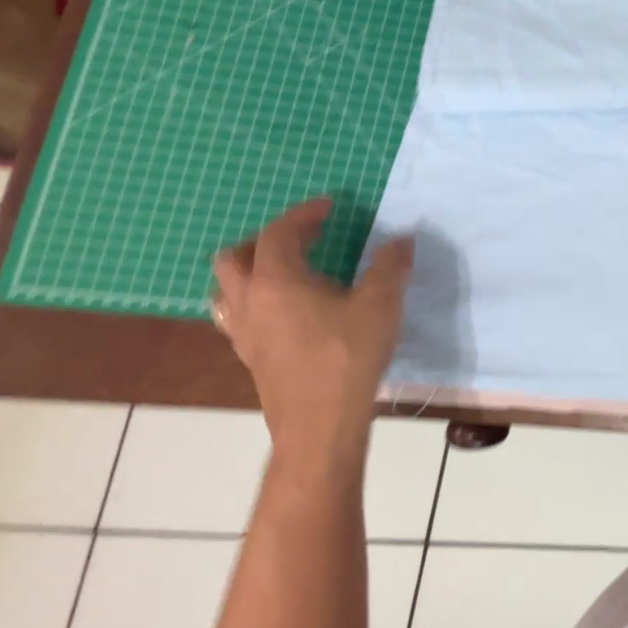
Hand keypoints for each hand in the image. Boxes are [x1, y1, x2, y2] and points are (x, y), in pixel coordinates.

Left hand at [211, 198, 413, 471]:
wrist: (320, 421)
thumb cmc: (349, 355)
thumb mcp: (382, 303)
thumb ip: (390, 266)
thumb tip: (400, 239)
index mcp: (277, 280)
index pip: (279, 234)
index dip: (304, 215)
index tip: (329, 206)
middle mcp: (249, 301)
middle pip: (235, 257)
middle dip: (266, 239)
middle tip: (303, 236)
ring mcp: (243, 331)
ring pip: (228, 288)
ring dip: (252, 270)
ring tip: (288, 270)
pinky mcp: (250, 355)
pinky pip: (237, 314)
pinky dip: (256, 298)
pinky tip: (287, 310)